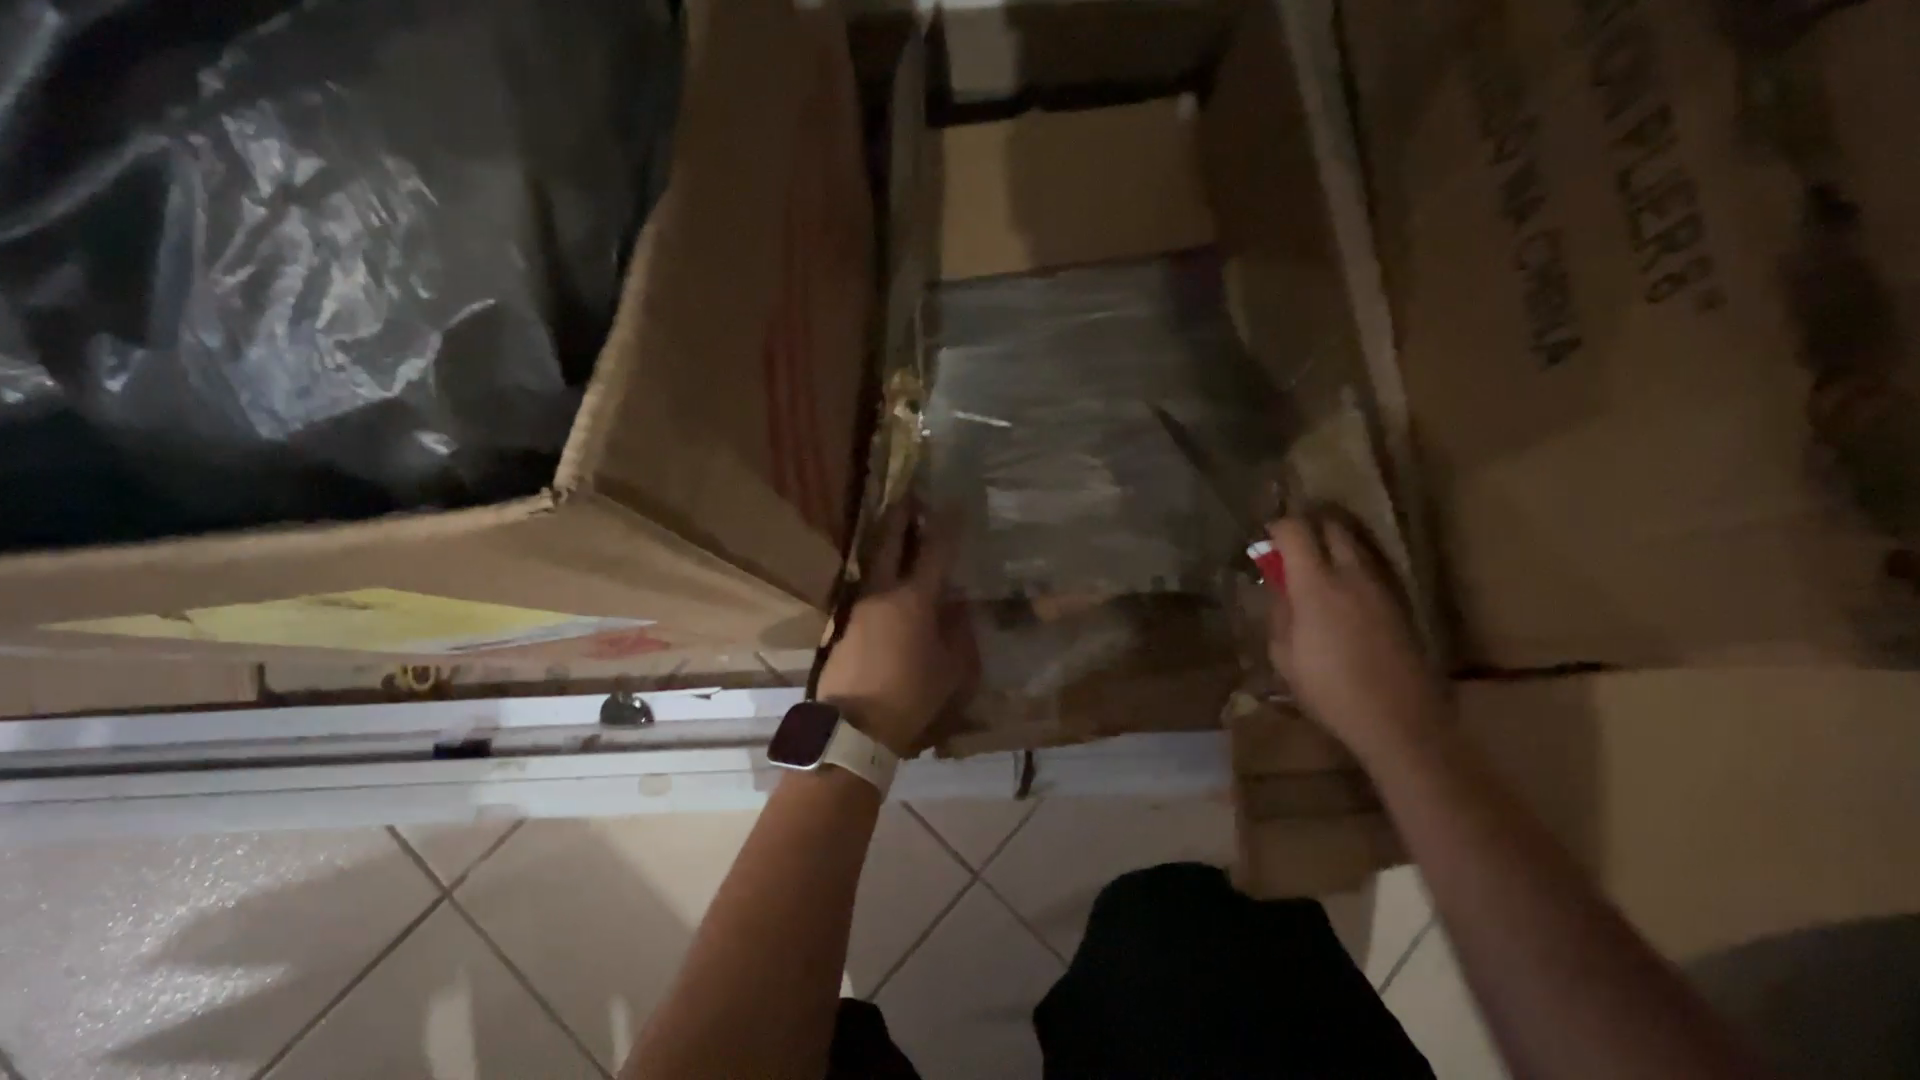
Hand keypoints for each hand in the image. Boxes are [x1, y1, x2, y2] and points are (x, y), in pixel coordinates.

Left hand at [815, 507, 970, 757]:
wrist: (855, 728)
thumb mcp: (951, 669)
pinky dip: (879, 579)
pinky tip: (887, 585)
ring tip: (898, 535)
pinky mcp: (844, 627)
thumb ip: (958, 633)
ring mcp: (858, 609)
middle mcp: (882, 594)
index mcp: (914, 600)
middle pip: (889, 544)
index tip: (953, 503)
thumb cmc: (912, 696)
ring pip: (873, 566)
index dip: (946, 526)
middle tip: (908, 495)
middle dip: (900, 517)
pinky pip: (866, 592)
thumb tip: (957, 607)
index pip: (935, 552)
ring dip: (885, 546)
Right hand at [1265, 513, 1445, 758]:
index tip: (1266, 538)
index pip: (1295, 531)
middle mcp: (1351, 575)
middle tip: (1293, 545)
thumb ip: (1279, 615)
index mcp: (1315, 585)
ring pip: (1356, 547)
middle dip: (1310, 526)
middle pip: (1332, 527)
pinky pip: (1370, 571)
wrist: (1398, 718)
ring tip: (1316, 570)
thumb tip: (1281, 591)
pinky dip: (1352, 570)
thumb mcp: (1284, 657)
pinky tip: (1342, 597)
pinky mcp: (1399, 605)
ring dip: (1334, 547)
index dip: (1278, 527)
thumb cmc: (1329, 691)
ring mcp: (1380, 588)